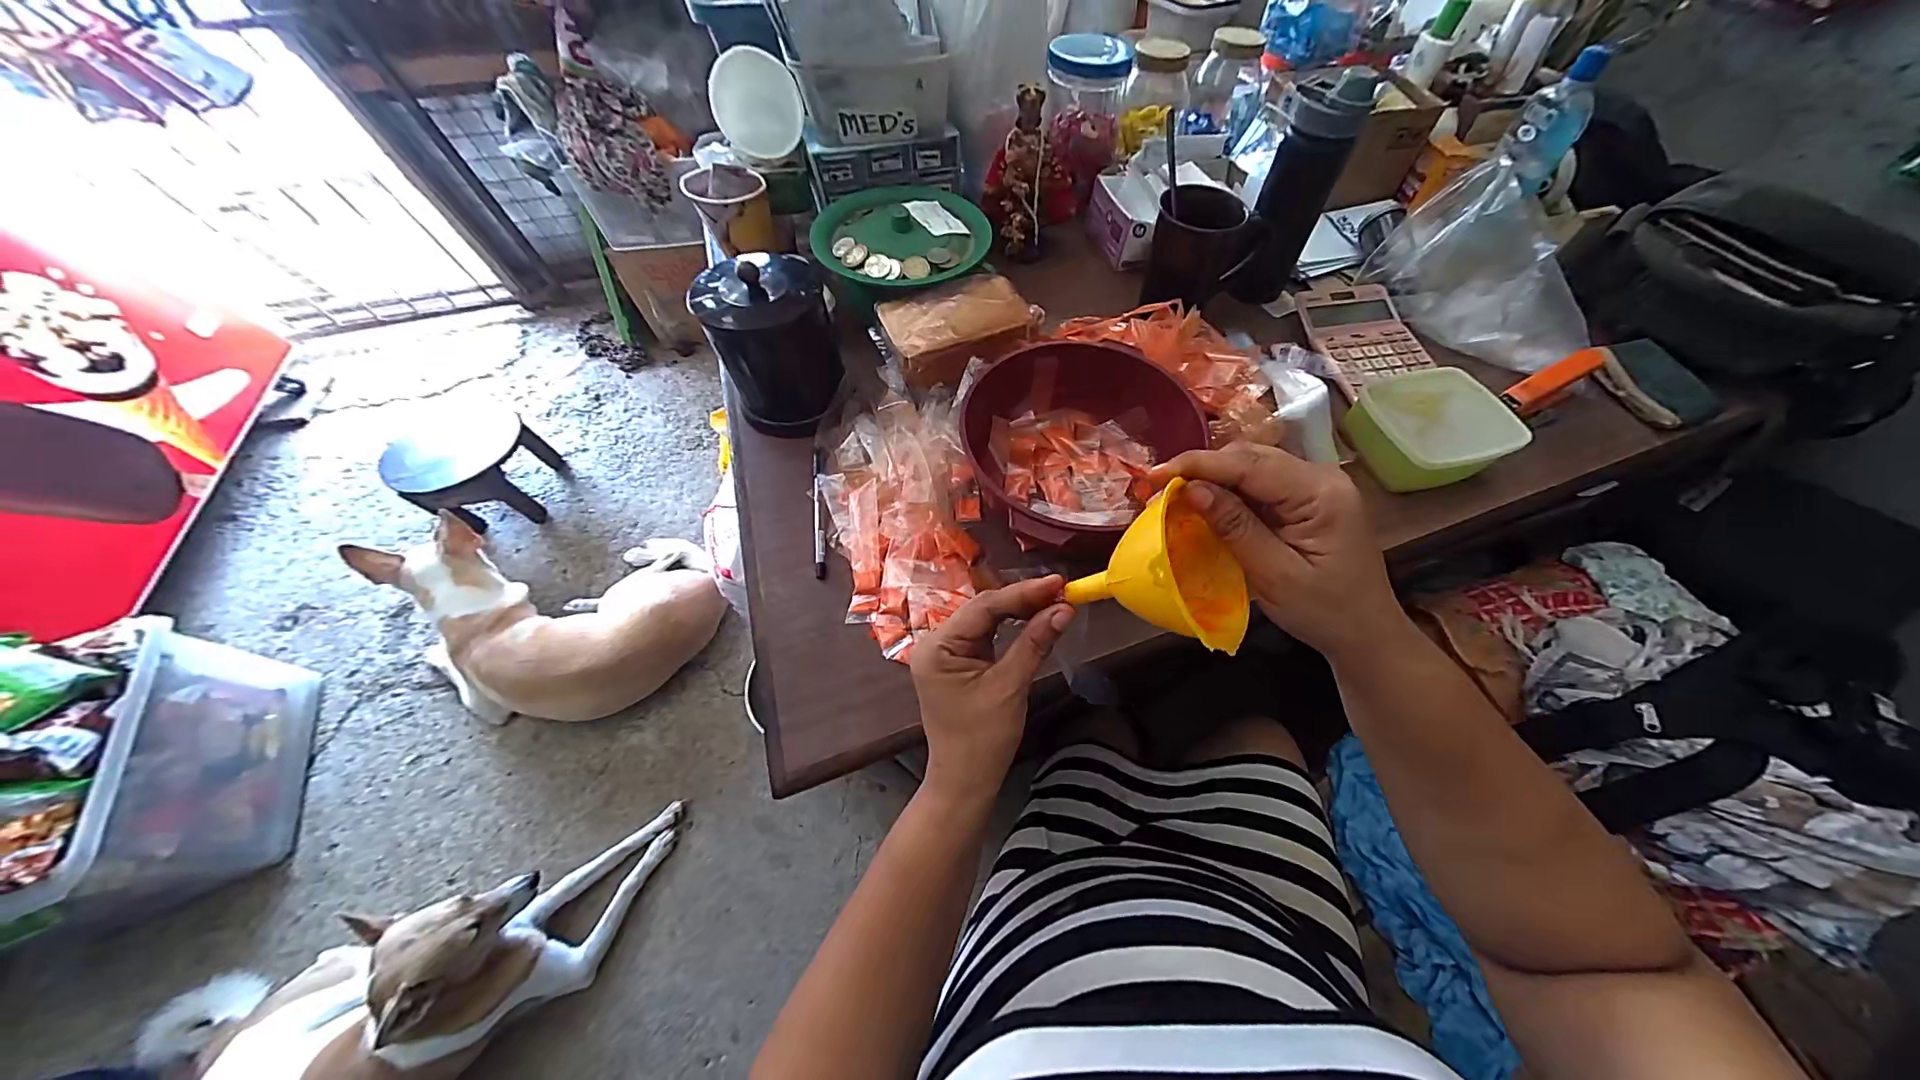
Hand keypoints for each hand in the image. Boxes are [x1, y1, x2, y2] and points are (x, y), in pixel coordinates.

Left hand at [910, 577, 1075, 804]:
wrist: (964, 780)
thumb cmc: (982, 739)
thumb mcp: (1010, 686)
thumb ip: (1034, 643)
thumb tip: (1064, 609)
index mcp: (937, 646)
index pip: (983, 607)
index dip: (1023, 592)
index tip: (1057, 582)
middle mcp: (935, 642)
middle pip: (983, 609)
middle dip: (1022, 599)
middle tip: (1061, 591)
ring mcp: (946, 652)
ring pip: (986, 620)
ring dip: (1019, 611)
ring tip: (1054, 600)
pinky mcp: (959, 662)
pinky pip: (986, 635)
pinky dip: (1011, 627)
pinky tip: (1034, 618)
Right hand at [1150, 442, 1402, 659]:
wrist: (1365, 635)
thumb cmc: (1324, 612)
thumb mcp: (1275, 575)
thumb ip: (1235, 528)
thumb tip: (1192, 490)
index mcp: (1321, 494)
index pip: (1251, 465)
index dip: (1199, 465)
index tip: (1156, 475)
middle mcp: (1321, 478)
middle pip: (1251, 457)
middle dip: (1201, 468)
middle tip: (1157, 488)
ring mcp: (1314, 487)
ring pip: (1252, 467)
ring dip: (1211, 478)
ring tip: (1173, 495)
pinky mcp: (1304, 501)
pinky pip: (1259, 485)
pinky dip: (1227, 491)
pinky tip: (1203, 503)